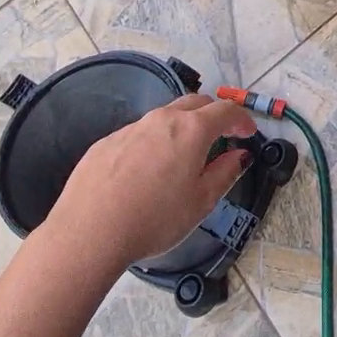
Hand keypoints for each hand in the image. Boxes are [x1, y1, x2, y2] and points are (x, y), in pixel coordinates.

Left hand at [43, 93, 256, 266]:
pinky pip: (137, 135)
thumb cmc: (154, 220)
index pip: (226, 111)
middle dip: (213, 115)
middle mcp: (162, 119)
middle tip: (220, 136)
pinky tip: (143, 173)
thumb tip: (238, 155)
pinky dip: (151, 144)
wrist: (87, 233)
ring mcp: (131, 128)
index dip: (242, 119)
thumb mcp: (201, 202)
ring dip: (180, 128)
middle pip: (195, 103)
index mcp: (192, 130)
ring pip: (164, 118)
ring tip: (180, 157)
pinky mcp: (105, 143)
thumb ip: (225, 173)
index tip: (248, 133)